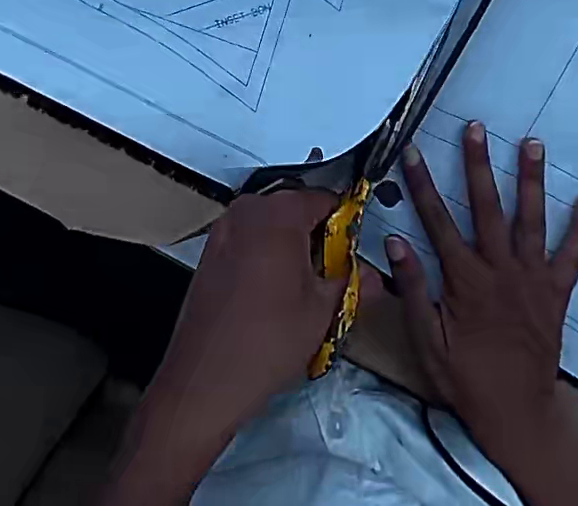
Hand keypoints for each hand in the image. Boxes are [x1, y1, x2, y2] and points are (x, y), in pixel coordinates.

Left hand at [152, 189, 348, 424]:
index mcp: (280, 212)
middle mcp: (249, 208)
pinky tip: (270, 292)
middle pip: (295, 208)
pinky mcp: (209, 248)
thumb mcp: (323, 310)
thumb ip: (353, 281)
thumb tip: (373, 274)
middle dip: (316, 235)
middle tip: (328, 274)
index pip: (324, 199)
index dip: (345, 222)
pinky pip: (248, 238)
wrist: (204, 377)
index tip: (352, 251)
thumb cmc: (270, 339)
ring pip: (270, 224)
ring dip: (289, 245)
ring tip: (300, 287)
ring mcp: (225, 226)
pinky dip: (264, 253)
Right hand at [385, 120, 577, 505]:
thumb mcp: (426, 340)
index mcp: (465, 280)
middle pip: (487, 207)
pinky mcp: (555, 293)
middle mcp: (500, 270)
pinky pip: (572, 256)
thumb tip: (398, 242)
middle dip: (478, 164)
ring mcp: (532, 279)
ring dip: (530, 181)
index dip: (422, 184)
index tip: (413, 152)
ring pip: (531, 221)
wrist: (517, 414)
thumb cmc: (465, 377)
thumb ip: (412, 289)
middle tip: (476, 129)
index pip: (438, 220)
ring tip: (533, 144)